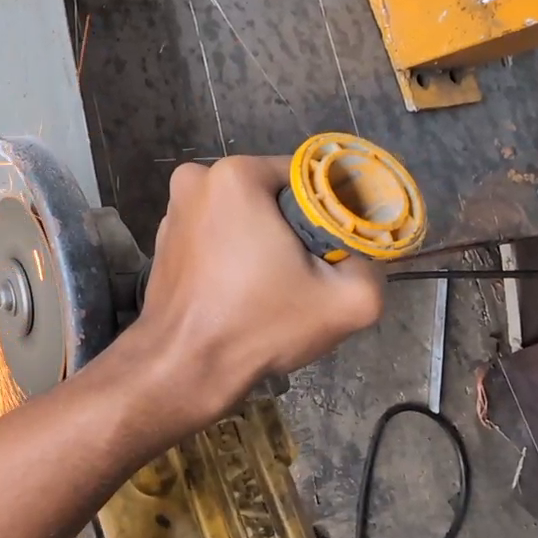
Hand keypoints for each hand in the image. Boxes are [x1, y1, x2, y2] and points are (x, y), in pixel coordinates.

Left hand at [130, 155, 383, 428]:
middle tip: (311, 270)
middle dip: (295, 226)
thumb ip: (372, 265)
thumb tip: (363, 254)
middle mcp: (197, 179)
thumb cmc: (260, 322)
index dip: (331, 208)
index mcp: (235, 175)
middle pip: (271, 194)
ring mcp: (175, 208)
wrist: (184, 361)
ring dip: (263, 239)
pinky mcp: (165, 236)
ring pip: (242, 214)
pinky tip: (245, 287)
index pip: (305, 175)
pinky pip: (216, 232)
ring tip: (277, 283)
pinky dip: (234, 250)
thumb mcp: (348, 301)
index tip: (343, 245)